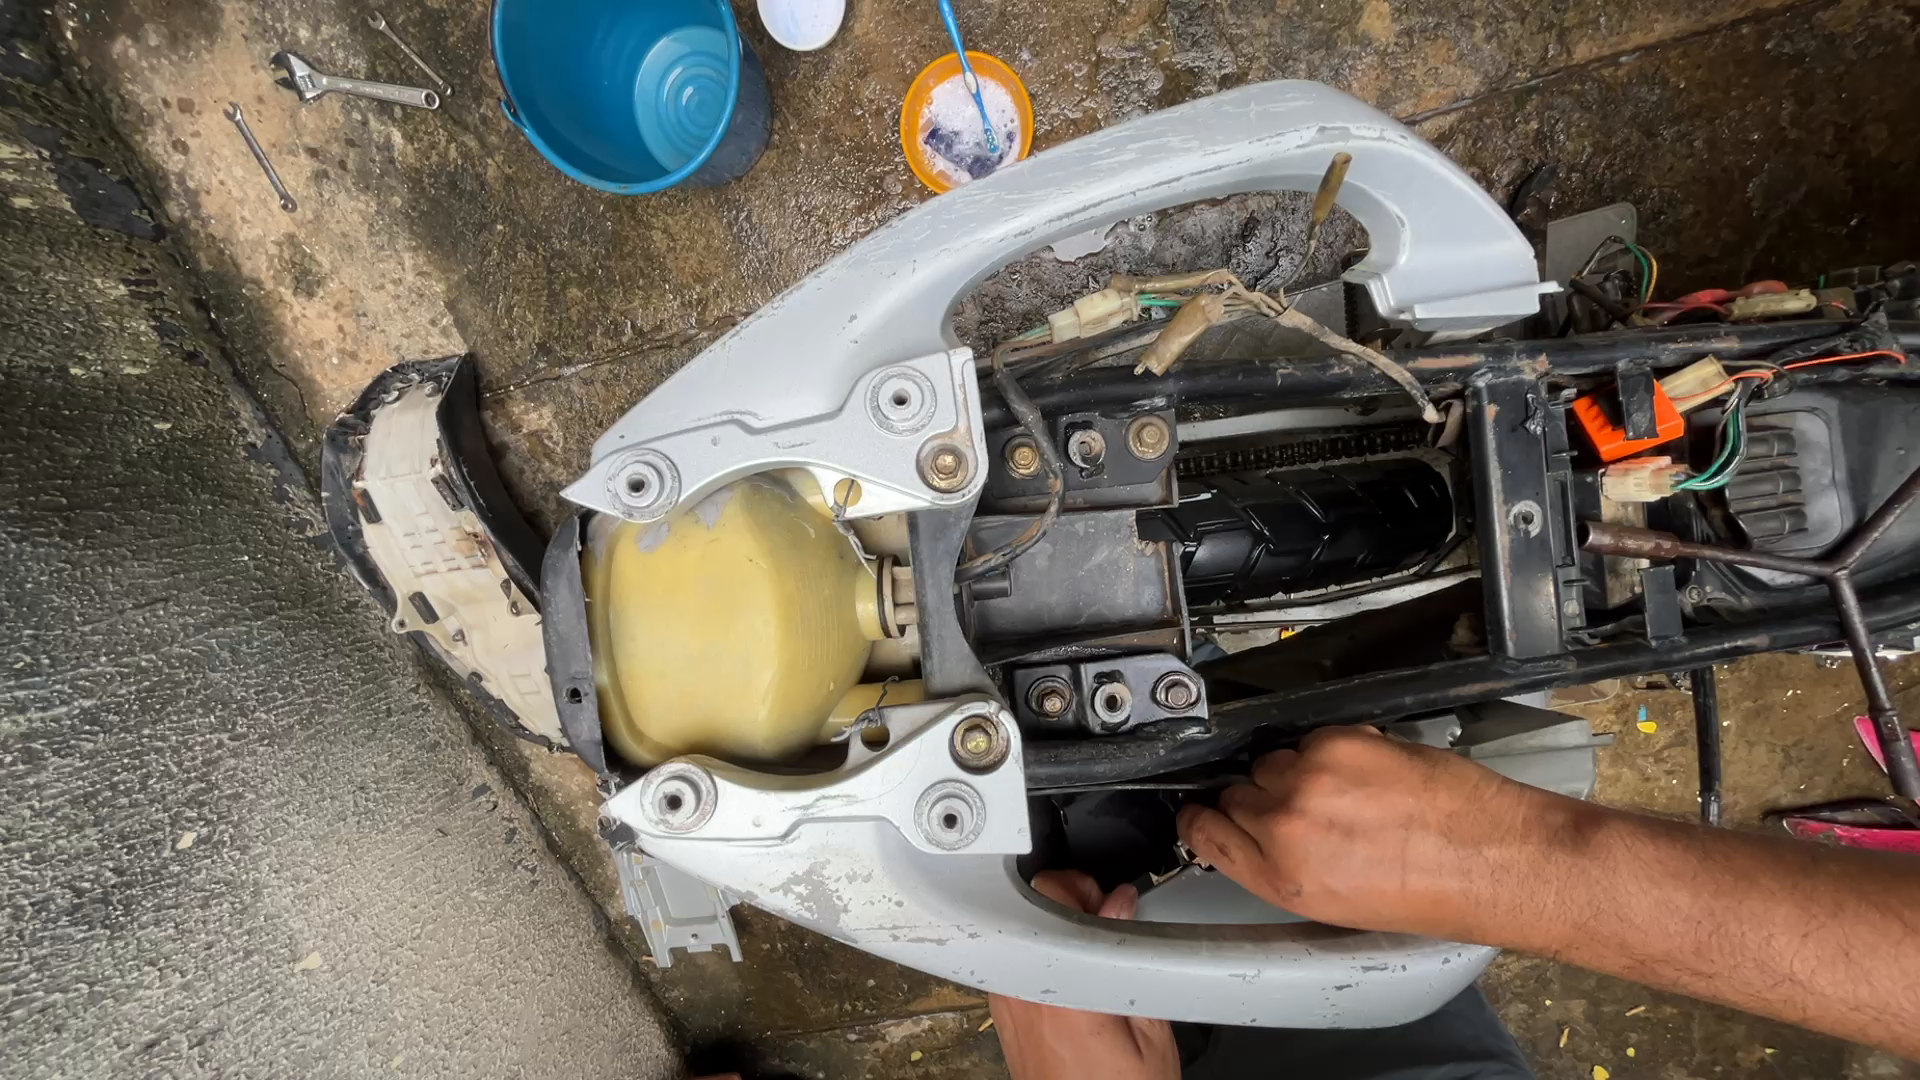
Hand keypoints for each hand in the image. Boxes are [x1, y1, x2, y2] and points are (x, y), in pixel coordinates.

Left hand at [988, 871, 1178, 1079]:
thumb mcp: (1150, 1035)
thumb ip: (1133, 958)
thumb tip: (1122, 905)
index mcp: (1060, 984)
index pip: (1052, 893)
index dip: (1085, 886)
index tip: (1112, 901)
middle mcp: (1022, 985)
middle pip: (1032, 901)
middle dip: (1070, 900)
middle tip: (1104, 921)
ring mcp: (1006, 997)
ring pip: (1024, 925)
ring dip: (1056, 923)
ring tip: (1090, 947)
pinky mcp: (1002, 1010)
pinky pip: (1019, 955)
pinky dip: (1042, 948)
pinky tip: (1071, 969)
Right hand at [1175, 725, 1576, 942]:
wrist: (1502, 860)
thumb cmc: (1432, 892)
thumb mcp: (1334, 904)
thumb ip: (1274, 865)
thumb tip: (1242, 832)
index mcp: (1281, 878)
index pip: (1200, 829)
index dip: (1202, 818)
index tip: (1209, 812)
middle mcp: (1284, 827)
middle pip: (1232, 793)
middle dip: (1259, 800)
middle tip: (1301, 812)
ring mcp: (1308, 778)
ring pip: (1269, 761)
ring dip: (1293, 773)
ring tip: (1343, 794)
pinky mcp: (1336, 741)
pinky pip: (1306, 740)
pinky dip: (1328, 752)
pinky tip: (1364, 775)